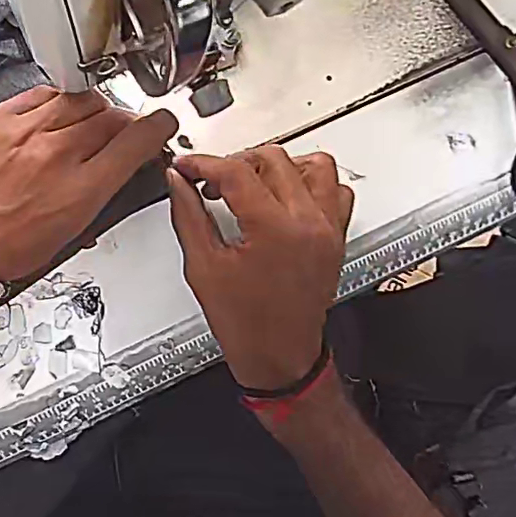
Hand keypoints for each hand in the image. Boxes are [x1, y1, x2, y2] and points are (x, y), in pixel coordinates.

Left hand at [0, 87, 177, 330]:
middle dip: (124, 125)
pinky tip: (56, 118)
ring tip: (85, 129)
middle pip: (112, 115)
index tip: (160, 126)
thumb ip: (110, 186)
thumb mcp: (79, 227)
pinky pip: (44, 93)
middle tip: (119, 136)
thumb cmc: (15, 247)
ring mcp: (23, 133)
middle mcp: (54, 155)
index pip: (137, 139)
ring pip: (82, 99)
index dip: (158, 127)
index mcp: (81, 189)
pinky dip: (58, 103)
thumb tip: (131, 158)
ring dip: (93, 112)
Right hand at [166, 147, 354, 390]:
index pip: (235, 171)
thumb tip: (179, 182)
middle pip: (272, 159)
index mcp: (274, 229)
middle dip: (234, 163)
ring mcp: (327, 229)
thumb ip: (188, 214)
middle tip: (210, 181)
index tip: (187, 167)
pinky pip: (336, 190)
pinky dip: (313, 183)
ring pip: (313, 165)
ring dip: (277, 165)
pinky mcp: (335, 237)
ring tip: (251, 182)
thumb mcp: (203, 266)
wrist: (280, 357)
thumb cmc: (247, 324)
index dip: (203, 163)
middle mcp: (308, 223)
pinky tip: (287, 194)